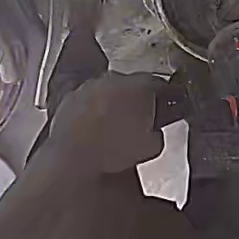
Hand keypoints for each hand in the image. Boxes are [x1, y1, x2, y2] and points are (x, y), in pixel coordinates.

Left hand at [41, 72, 167, 175]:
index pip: (161, 84)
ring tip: (117, 124)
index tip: (168, 104)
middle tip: (142, 117)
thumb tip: (154, 132)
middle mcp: (115, 80)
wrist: (75, 158)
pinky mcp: (70, 98)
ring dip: (115, 102)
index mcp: (141, 87)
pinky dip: (94, 110)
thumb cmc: (114, 150)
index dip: (167, 96)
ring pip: (109, 89)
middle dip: (139, 98)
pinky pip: (88, 100)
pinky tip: (96, 128)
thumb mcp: (152, 146)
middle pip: (134, 83)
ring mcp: (91, 87)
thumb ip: (158, 132)